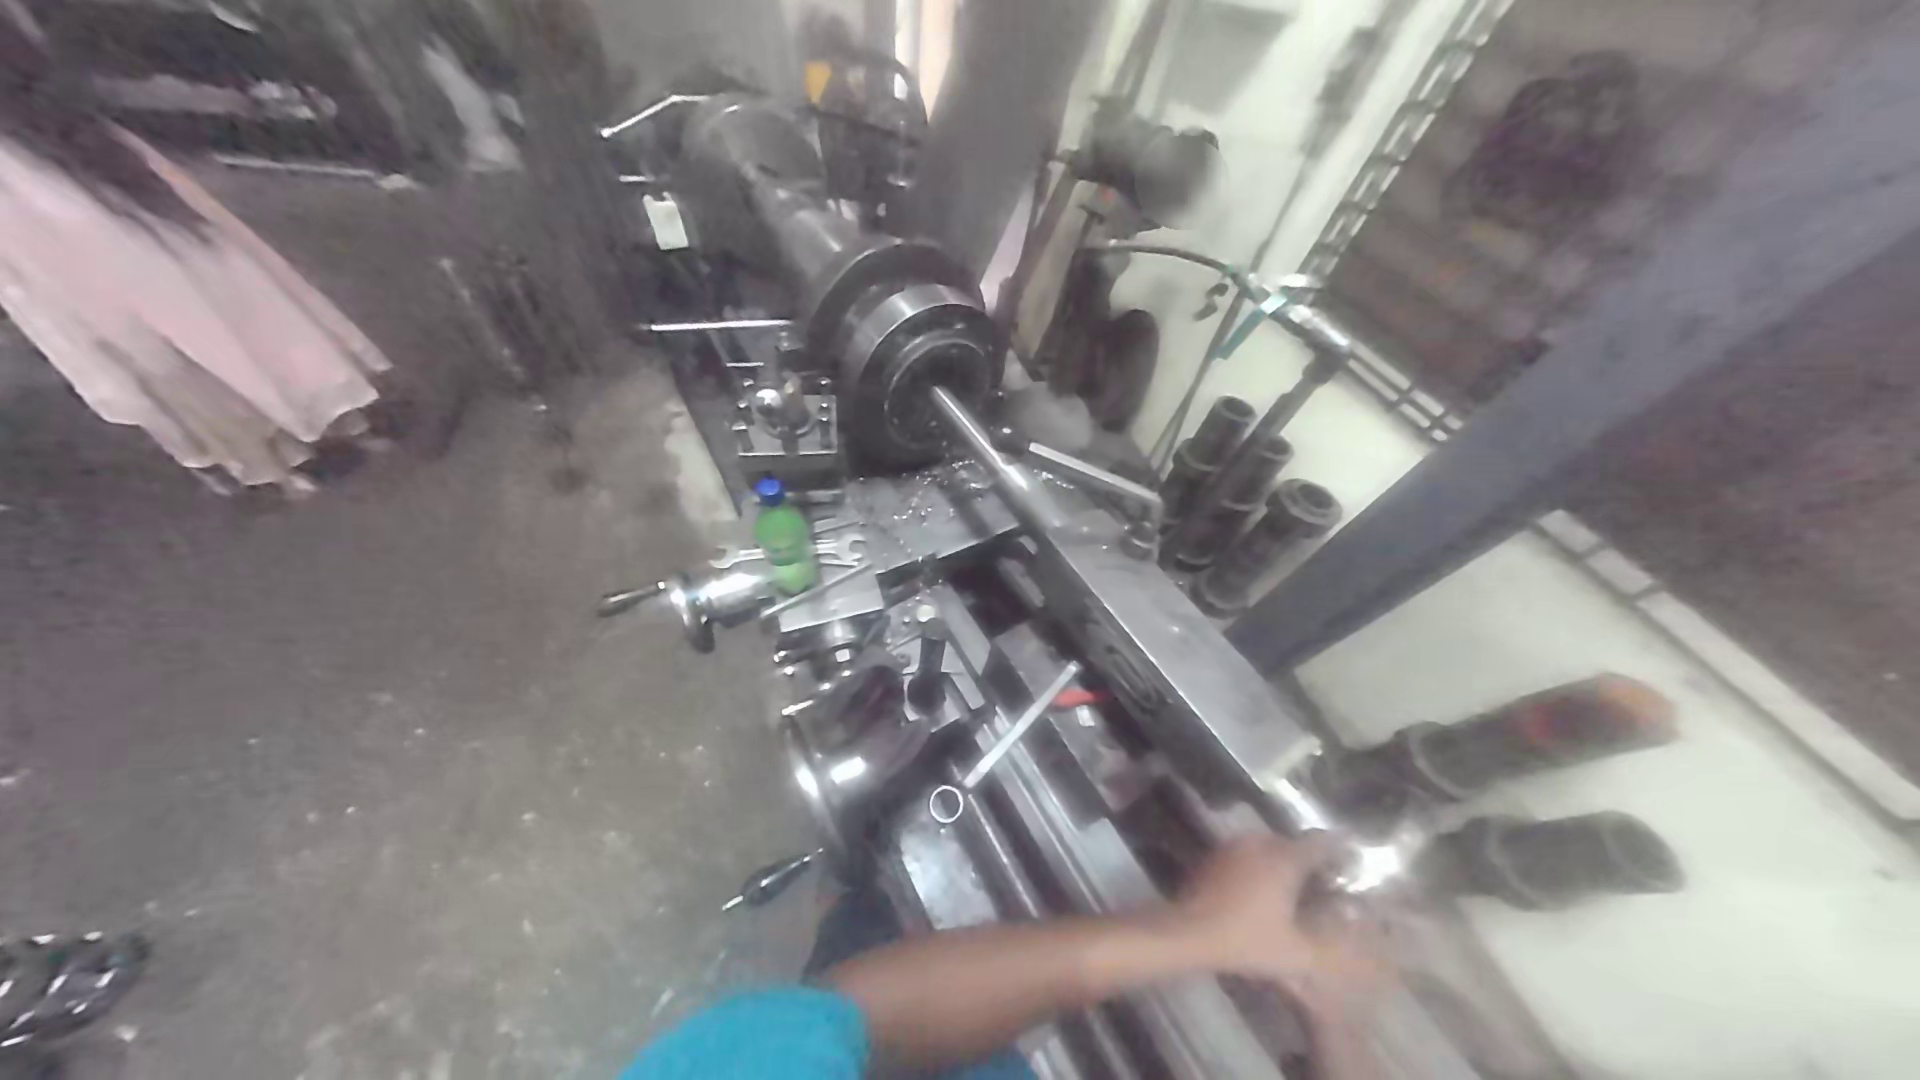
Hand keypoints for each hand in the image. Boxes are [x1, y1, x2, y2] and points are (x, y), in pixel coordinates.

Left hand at [1162, 836, 1392, 1002]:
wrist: (1190, 931)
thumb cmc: (1247, 939)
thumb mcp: (1297, 953)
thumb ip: (1333, 947)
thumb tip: (1358, 938)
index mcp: (1283, 859)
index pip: (1320, 843)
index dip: (1340, 850)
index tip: (1354, 860)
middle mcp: (1259, 843)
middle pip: (1292, 842)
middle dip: (1311, 857)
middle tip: (1326, 880)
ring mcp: (1233, 846)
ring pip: (1267, 845)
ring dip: (1283, 859)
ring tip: (1296, 885)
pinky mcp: (1215, 855)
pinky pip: (1247, 852)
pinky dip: (1260, 863)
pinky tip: (1263, 887)